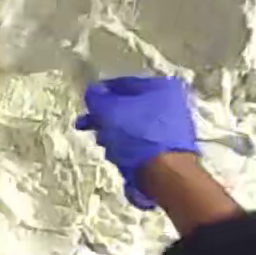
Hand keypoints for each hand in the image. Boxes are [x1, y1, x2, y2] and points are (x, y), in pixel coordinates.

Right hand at [75, 76, 199, 209]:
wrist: (163, 171)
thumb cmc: (136, 135)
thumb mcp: (109, 112)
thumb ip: (98, 99)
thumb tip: (92, 91)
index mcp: (160, 86)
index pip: (123, 83)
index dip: (100, 92)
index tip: (84, 103)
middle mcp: (170, 102)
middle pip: (127, 105)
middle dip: (103, 116)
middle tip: (85, 125)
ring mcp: (170, 125)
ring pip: (131, 123)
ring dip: (112, 131)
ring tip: (100, 141)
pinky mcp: (166, 145)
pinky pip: (138, 139)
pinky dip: (124, 143)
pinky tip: (115, 152)